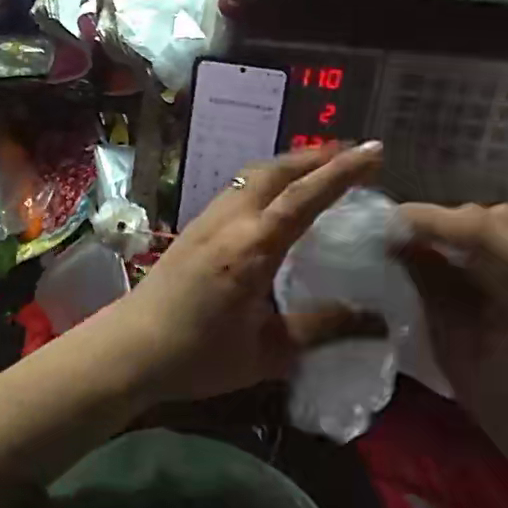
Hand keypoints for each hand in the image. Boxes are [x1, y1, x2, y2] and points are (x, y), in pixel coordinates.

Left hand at [97, 143, 385, 404]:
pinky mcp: (194, 225)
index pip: (304, 198)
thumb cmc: (199, 355)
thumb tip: (376, 320)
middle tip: (353, 153)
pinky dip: (267, 179)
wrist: (131, 347)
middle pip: (275, 171)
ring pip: (253, 175)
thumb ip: (320, 328)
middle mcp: (229, 221)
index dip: (341, 173)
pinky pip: (238, 188)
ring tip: (320, 167)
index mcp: (252, 248)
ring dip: (289, 164)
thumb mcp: (268, 352)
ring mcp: (207, 218)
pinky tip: (277, 195)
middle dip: (316, 156)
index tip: (374, 152)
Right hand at [395, 203, 507, 473]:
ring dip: (456, 229)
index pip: (489, 232)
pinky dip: (473, 241)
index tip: (390, 224)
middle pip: (497, 221)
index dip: (433, 220)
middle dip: (442, 221)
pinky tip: (449, 257)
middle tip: (399, 234)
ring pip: (504, 226)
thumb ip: (433, 287)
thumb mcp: (457, 349)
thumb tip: (396, 239)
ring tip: (420, 242)